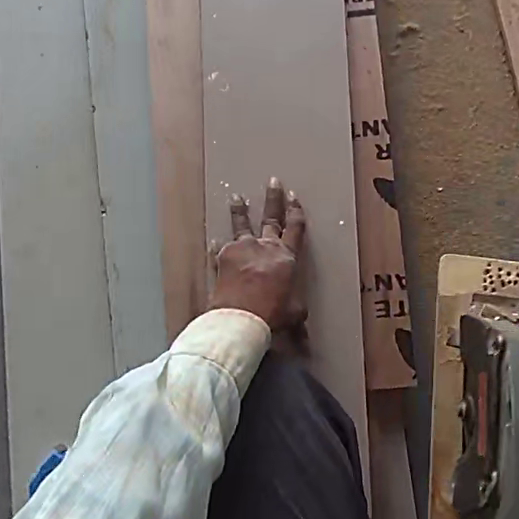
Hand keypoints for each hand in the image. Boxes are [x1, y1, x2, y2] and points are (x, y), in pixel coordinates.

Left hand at [210, 177, 306, 333]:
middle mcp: (264, 247)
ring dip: (240, 210)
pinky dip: (217, 246)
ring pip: (241, 225)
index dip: (296, 212)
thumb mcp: (295, 314)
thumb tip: (304, 335)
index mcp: (286, 257)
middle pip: (271, 218)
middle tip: (273, 182)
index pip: (294, 229)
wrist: (241, 318)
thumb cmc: (272, 315)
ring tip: (236, 197)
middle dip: (273, 199)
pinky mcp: (222, 258)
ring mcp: (241, 249)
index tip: (294, 198)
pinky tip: (213, 241)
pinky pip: (219, 249)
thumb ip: (297, 312)